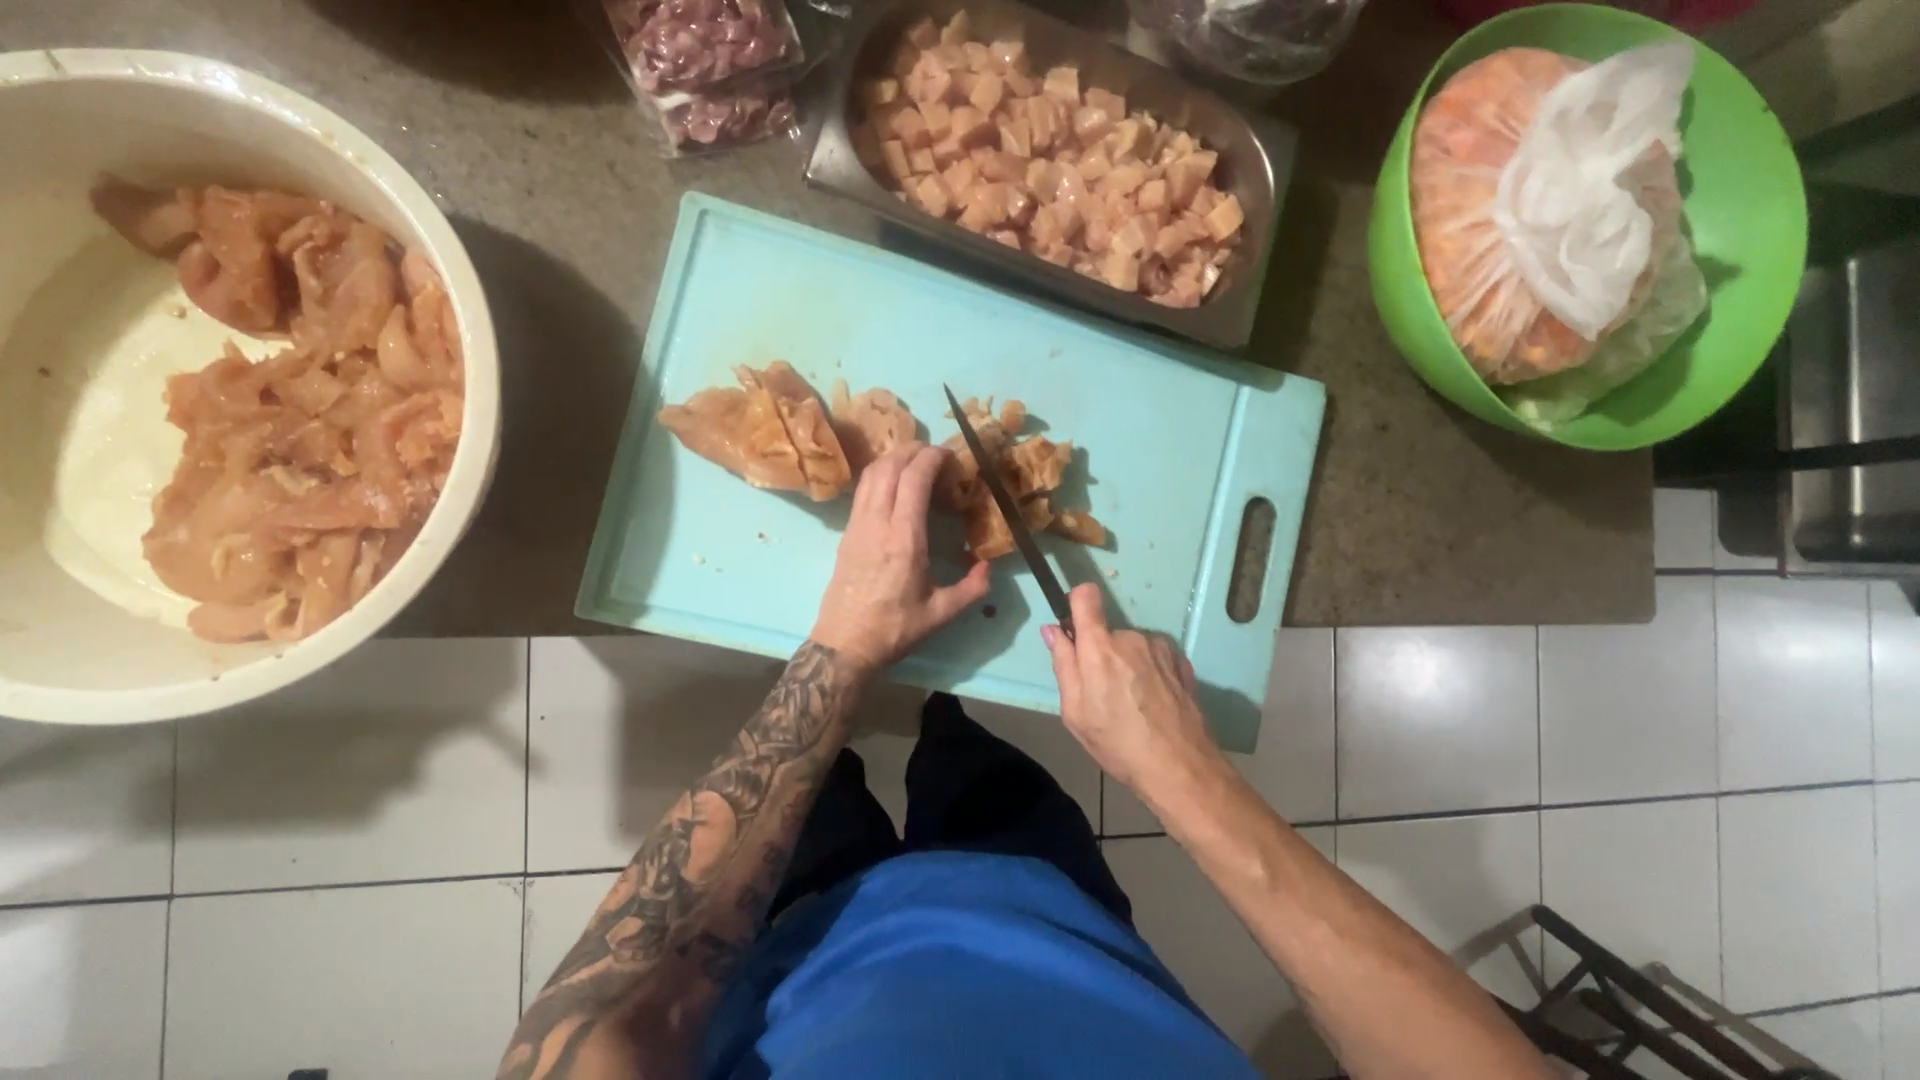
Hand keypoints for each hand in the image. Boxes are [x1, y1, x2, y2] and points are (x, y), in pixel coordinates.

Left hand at [811, 443, 992, 674]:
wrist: (844, 645)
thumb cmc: (894, 630)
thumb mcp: (942, 614)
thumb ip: (972, 588)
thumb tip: (988, 566)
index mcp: (904, 539)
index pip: (913, 479)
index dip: (931, 458)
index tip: (949, 454)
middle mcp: (877, 524)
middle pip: (889, 466)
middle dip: (913, 450)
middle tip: (935, 453)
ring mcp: (857, 526)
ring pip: (870, 474)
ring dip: (893, 458)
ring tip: (915, 462)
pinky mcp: (846, 533)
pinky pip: (862, 490)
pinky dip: (879, 475)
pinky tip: (894, 485)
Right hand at [1044, 583, 1224, 797]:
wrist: (1180, 767)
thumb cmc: (1118, 744)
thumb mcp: (1076, 713)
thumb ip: (1063, 665)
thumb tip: (1052, 631)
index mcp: (1099, 648)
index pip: (1085, 597)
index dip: (1077, 604)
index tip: (1076, 627)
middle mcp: (1131, 638)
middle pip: (1108, 633)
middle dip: (1102, 655)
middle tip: (1105, 695)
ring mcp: (1160, 648)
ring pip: (1132, 648)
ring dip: (1129, 666)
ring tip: (1134, 705)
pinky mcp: (1182, 661)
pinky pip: (1155, 658)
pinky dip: (1151, 673)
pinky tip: (1154, 704)